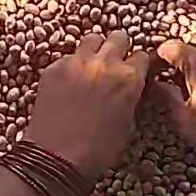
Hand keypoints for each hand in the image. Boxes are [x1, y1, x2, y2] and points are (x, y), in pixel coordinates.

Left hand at [23, 31, 151, 174]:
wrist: (56, 158)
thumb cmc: (97, 150)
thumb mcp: (127, 125)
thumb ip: (130, 98)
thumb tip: (129, 89)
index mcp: (129, 78)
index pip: (142, 56)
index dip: (138, 65)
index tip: (134, 71)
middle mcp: (104, 63)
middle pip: (118, 37)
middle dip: (119, 48)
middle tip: (113, 64)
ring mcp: (76, 62)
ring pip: (91, 39)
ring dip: (95, 50)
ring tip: (91, 66)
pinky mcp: (54, 68)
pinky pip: (67, 57)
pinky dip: (71, 65)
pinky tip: (68, 83)